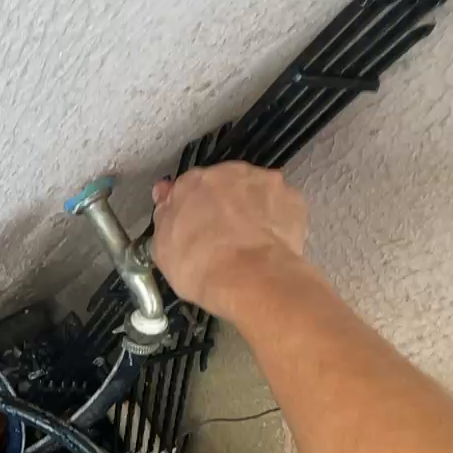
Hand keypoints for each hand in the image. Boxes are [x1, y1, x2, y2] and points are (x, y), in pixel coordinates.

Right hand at [151, 162, 310, 321]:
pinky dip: (272, 222)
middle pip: (222, 185)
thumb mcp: (161, 248)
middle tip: (214, 238)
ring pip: (252, 192)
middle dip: (219, 206)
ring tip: (241, 245)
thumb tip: (165, 203)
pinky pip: (279, 206)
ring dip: (247, 211)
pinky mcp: (291, 199)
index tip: (187, 226)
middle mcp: (229, 175)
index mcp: (192, 183)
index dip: (187, 209)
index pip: (186, 187)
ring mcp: (263, 184)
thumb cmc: (203, 264)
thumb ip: (164, 216)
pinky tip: (262, 245)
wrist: (248, 277)